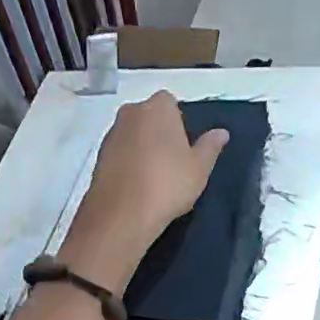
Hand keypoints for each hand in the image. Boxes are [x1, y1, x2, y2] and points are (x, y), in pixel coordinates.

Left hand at [59, 90, 229, 290]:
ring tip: (153, 181)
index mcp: (158, 106)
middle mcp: (131, 112)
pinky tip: (136, 189)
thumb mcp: (199, 168)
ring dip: (142, 151)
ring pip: (133, 137)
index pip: (171, 104)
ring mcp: (111, 134)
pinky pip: (120, 156)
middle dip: (159, 135)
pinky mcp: (98, 158)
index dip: (179, 125)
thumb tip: (222, 132)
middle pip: (149, 118)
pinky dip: (128, 166)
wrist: (122, 215)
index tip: (184, 149)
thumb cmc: (168, 185)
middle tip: (172, 166)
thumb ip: (210, 147)